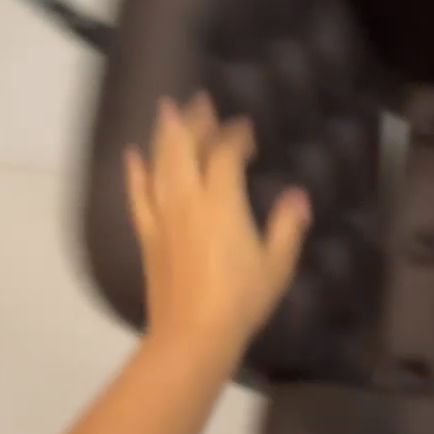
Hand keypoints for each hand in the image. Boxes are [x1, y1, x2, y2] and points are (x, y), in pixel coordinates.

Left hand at [126, 95, 310, 363]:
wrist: (193, 333)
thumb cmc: (241, 300)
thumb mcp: (277, 265)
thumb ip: (287, 226)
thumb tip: (299, 196)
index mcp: (223, 202)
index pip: (226, 155)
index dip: (236, 136)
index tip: (246, 128)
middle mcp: (189, 199)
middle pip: (187, 148)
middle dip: (195, 122)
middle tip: (200, 101)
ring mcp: (164, 216)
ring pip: (161, 163)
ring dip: (166, 134)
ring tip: (168, 111)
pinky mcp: (148, 235)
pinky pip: (139, 195)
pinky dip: (136, 173)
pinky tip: (133, 157)